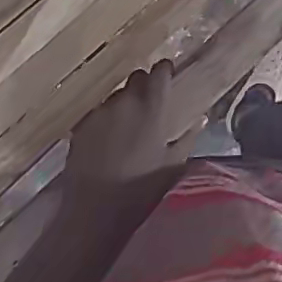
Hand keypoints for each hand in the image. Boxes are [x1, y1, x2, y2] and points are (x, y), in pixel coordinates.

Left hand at [62, 61, 197, 212]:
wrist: (95, 211)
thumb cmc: (141, 189)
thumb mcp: (173, 166)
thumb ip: (187, 138)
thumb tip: (201, 119)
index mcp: (151, 108)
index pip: (159, 71)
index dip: (164, 71)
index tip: (167, 75)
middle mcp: (124, 101)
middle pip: (135, 77)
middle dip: (144, 85)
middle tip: (149, 105)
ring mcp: (99, 111)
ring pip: (115, 96)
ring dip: (124, 104)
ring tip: (128, 129)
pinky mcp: (80, 124)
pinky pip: (98, 113)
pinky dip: (105, 120)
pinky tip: (108, 141)